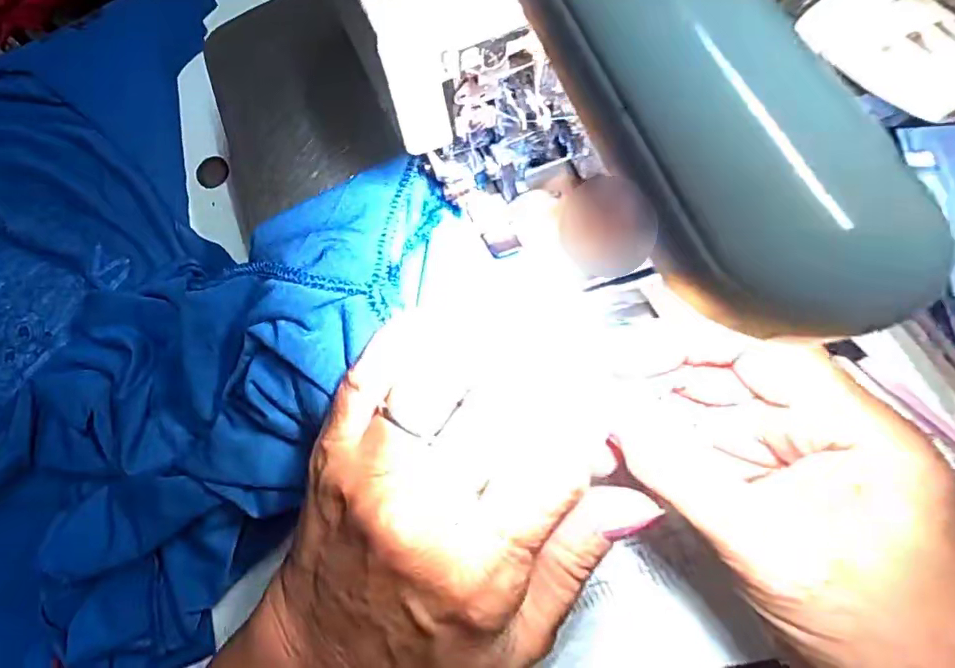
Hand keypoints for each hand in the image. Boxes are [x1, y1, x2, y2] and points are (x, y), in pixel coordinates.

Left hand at [215, 305, 660, 667]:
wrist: (324, 655)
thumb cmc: (421, 659)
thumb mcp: (514, 642)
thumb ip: (568, 563)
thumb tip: (629, 502)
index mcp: (474, 565)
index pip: (548, 464)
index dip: (582, 423)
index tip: (596, 401)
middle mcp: (418, 507)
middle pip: (493, 410)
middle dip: (537, 374)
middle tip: (560, 351)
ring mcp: (366, 467)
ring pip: (428, 378)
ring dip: (472, 343)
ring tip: (505, 325)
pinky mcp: (330, 446)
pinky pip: (364, 376)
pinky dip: (396, 342)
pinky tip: (427, 321)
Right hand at [612, 325, 954, 667]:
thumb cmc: (904, 648)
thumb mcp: (773, 553)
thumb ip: (684, 479)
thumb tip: (618, 425)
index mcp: (863, 435)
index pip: (764, 351)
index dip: (688, 341)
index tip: (631, 351)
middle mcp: (835, 436)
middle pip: (731, 377)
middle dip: (661, 378)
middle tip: (606, 382)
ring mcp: (807, 463)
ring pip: (715, 414)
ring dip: (660, 413)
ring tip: (612, 415)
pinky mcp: (783, 489)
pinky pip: (716, 450)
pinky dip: (673, 447)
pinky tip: (637, 448)